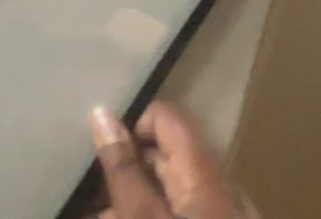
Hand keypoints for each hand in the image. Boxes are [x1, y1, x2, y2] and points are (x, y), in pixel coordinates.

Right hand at [89, 103, 258, 218]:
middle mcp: (223, 190)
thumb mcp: (141, 217)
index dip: (133, 125)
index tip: (104, 156)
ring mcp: (226, 217)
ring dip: (134, 203)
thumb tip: (103, 113)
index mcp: (206, 173)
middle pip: (168, 157)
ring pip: (172, 194)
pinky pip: (183, 215)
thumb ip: (123, 167)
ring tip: (103, 217)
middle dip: (127, 173)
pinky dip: (152, 216)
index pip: (167, 117)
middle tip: (94, 199)